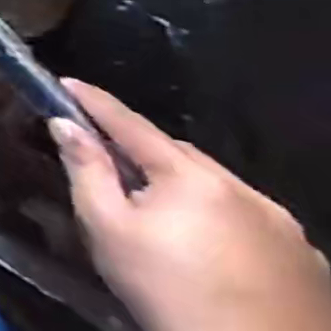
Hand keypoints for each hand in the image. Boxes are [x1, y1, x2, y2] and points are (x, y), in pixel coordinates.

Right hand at [53, 79, 330, 330]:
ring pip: (218, 185)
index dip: (94, 101)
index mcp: (194, 179)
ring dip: (181, 182)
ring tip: (153, 206)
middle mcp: (248, 194)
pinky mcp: (308, 261)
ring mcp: (287, 230)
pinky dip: (217, 214)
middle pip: (179, 153)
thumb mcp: (106, 225)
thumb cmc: (166, 288)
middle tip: (104, 160)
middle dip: (140, 149)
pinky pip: (250, 218)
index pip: (132, 124)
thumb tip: (64, 124)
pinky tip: (203, 241)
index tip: (65, 83)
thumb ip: (85, 168)